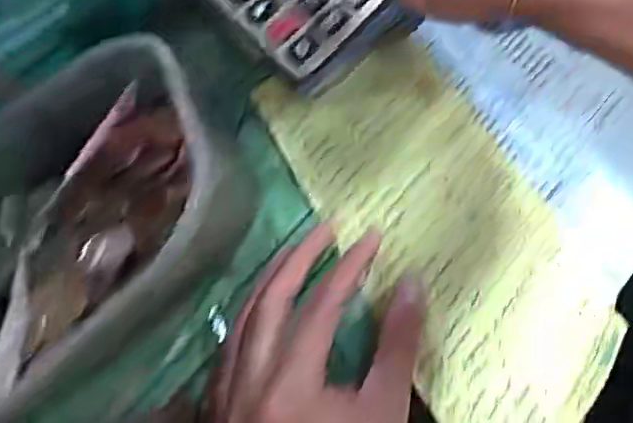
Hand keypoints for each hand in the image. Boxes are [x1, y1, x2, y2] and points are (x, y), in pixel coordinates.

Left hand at [211, 224, 426, 422]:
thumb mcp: (384, 409)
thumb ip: (397, 342)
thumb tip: (412, 280)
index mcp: (287, 386)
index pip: (320, 306)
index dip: (348, 266)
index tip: (373, 237)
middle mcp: (245, 391)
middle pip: (266, 307)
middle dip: (298, 260)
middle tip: (327, 228)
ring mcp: (225, 409)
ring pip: (237, 331)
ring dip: (266, 285)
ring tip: (293, 255)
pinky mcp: (220, 422)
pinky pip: (225, 358)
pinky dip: (246, 322)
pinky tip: (262, 313)